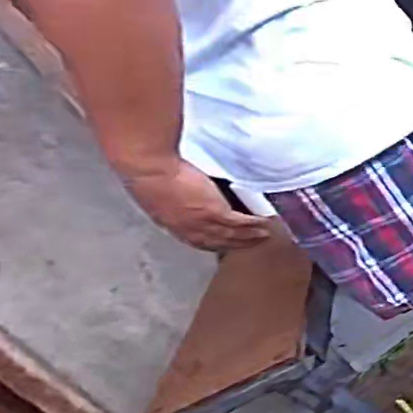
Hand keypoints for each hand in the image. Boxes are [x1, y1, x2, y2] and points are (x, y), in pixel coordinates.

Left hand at [122, 160, 271, 251]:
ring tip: (265, 234)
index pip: (196, 240)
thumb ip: (173, 202)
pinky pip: (240, 222)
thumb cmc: (147, 175)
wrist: (150, 169)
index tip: (226, 244)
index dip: (213, 243)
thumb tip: (185, 200)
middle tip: (253, 243)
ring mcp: (201, 221)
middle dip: (236, 244)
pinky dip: (253, 224)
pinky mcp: (215, 211)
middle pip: (217, 241)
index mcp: (172, 224)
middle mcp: (187, 227)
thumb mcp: (157, 195)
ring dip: (249, 236)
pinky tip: (264, 221)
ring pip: (231, 234)